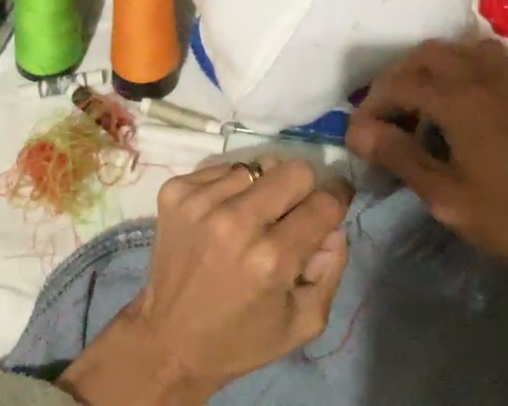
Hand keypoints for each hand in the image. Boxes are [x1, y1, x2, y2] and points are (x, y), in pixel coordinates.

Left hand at [57, 157, 353, 404]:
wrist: (168, 341)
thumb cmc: (242, 339)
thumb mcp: (304, 321)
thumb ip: (331, 269)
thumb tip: (334, 224)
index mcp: (272, 258)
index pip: (324, 202)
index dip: (338, 196)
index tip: (339, 195)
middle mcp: (236, 222)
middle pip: (294, 169)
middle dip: (303, 188)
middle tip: (292, 210)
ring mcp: (201, 202)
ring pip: (258, 165)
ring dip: (262, 188)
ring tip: (251, 219)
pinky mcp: (175, 192)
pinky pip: (223, 169)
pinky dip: (231, 188)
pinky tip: (222, 216)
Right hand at [348, 41, 507, 405]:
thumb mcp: (446, 196)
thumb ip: (400, 156)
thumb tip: (358, 130)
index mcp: (459, 99)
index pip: (400, 84)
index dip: (372, 106)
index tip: (357, 135)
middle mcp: (483, 76)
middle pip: (427, 55)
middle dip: (398, 78)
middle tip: (385, 115)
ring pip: (460, 49)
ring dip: (432, 67)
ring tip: (421, 102)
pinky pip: (493, 58)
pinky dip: (469, 66)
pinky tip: (467, 94)